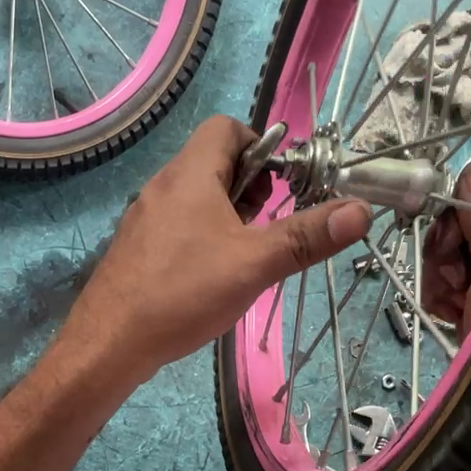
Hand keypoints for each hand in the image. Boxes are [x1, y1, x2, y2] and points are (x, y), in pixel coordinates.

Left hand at [58, 116, 372, 387]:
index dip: (261, 144)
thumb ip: (306, 237)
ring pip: (193, 200)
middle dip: (249, 187)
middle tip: (264, 226)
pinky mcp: (134, 252)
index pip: (226, 127)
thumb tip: (361, 210)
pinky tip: (207, 280)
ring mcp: (143, 220)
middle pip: (212, 163)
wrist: (109, 343)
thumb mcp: (254, 264)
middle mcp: (161, 187)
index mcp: (190, 174)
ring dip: (225, 218)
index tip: (281, 185)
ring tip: (241, 257)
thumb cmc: (183, 293)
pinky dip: (199, 240)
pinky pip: (174, 229)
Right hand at [421, 160, 470, 337]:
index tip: (455, 239)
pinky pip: (443, 275)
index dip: (465, 206)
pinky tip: (453, 312)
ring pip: (448, 247)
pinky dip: (441, 294)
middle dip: (449, 248)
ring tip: (458, 303)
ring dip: (442, 276)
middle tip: (458, 279)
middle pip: (463, 215)